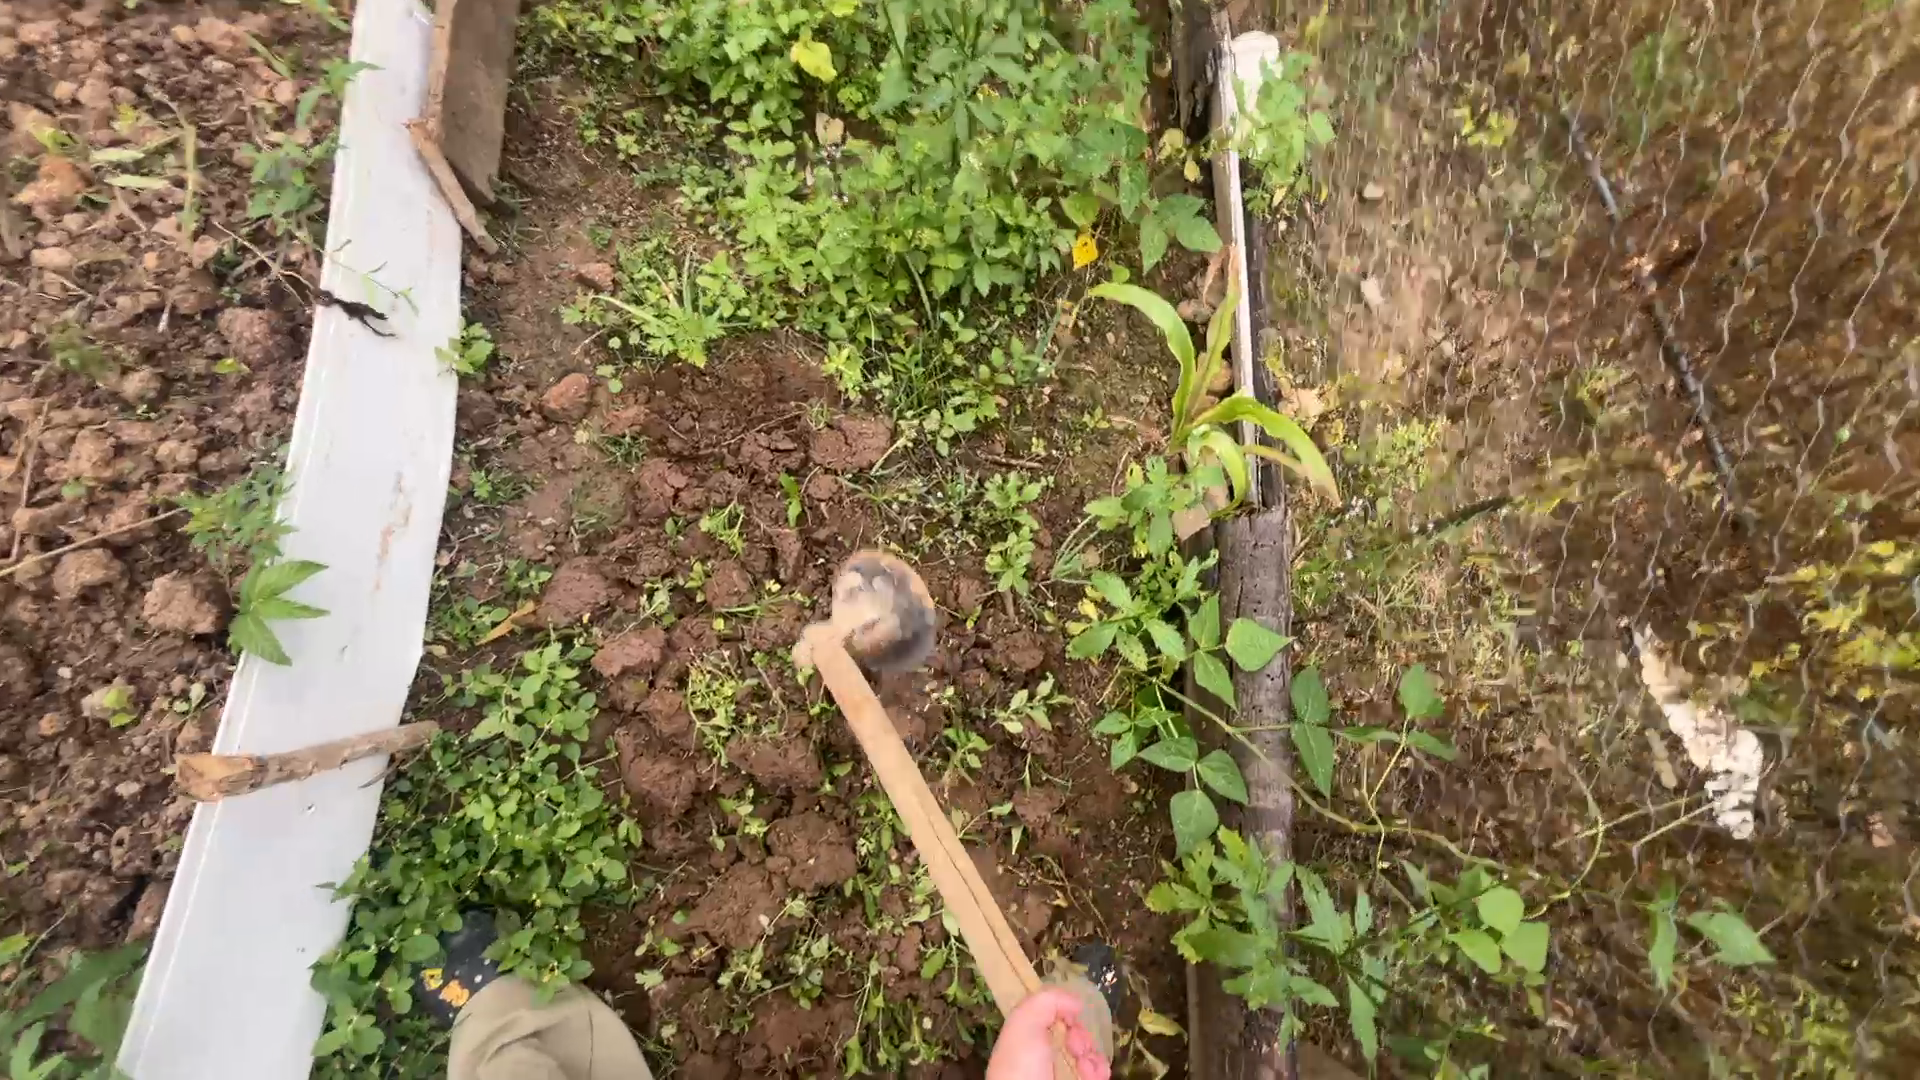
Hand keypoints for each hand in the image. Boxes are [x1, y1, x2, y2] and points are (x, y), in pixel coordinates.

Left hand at [986, 987, 1109, 1079]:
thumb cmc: (1020, 1064)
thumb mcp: (1025, 1019)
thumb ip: (1050, 1000)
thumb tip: (1077, 1003)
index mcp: (1030, 1035)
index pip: (1055, 1016)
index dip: (1066, 1012)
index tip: (1070, 1017)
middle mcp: (1047, 1054)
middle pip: (1075, 1035)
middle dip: (1081, 1035)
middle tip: (1075, 1046)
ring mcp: (1063, 1074)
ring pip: (1090, 1056)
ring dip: (1093, 1055)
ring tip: (1085, 1065)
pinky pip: (1097, 1075)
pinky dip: (1099, 1071)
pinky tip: (1093, 1074)